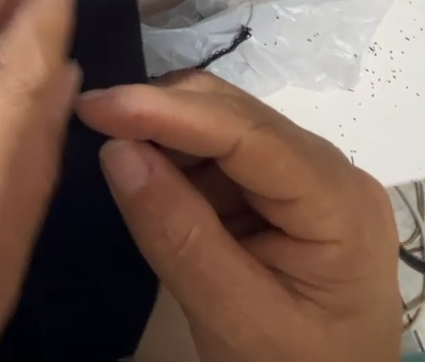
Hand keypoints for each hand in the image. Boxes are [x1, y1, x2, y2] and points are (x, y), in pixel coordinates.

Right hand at [77, 72, 400, 361]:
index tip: (92, 105)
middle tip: (87, 123)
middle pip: (231, 113)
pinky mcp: (278, 189)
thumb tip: (115, 150)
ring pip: (217, 121)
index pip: (244, 132)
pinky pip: (215, 151)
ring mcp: (304, 176)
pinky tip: (144, 171)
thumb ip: (178, 235)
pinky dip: (171, 154)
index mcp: (337, 201)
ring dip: (160, 130)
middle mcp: (327, 169)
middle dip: (157, 111)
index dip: (164, 110)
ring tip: (109, 148)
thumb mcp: (236, 321)